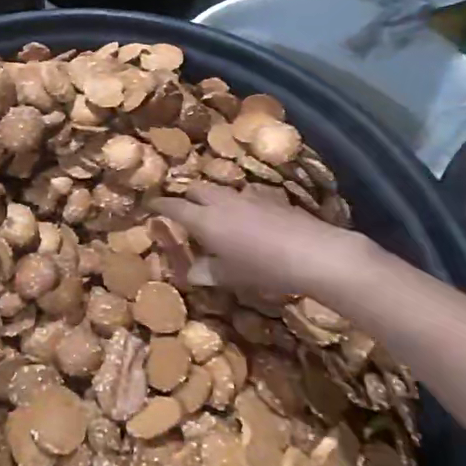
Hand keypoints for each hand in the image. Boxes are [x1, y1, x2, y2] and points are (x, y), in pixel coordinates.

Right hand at [153, 184, 377, 301]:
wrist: (315, 253)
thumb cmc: (263, 268)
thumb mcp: (230, 276)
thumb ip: (207, 271)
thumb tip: (192, 273)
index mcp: (204, 220)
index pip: (173, 206)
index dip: (159, 205)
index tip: (150, 205)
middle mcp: (222, 202)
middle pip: (196, 189)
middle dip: (186, 196)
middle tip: (183, 210)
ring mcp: (248, 197)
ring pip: (221, 191)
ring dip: (212, 199)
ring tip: (214, 216)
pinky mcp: (271, 199)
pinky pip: (244, 197)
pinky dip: (237, 205)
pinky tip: (247, 221)